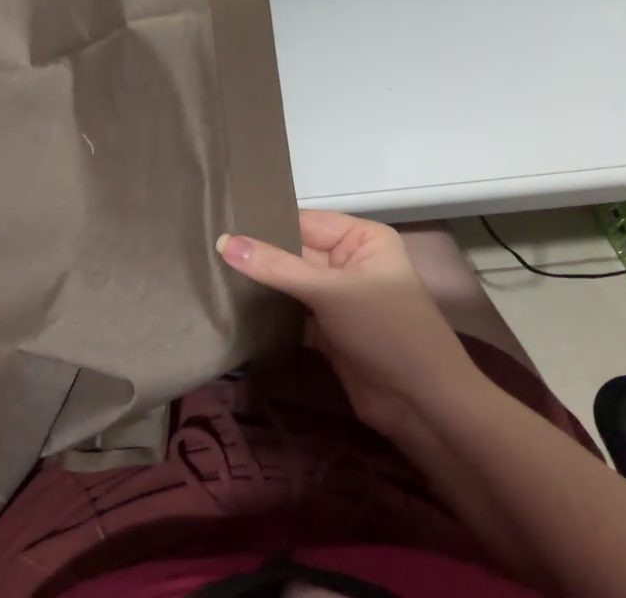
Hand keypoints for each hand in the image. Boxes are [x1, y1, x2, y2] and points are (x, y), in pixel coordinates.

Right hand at [218, 211, 481, 436]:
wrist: (421, 404)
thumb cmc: (386, 331)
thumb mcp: (330, 291)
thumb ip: (275, 267)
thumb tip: (221, 241)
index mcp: (361, 238)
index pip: (302, 221)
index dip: (263, 225)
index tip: (216, 225)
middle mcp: (349, 261)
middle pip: (293, 251)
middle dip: (255, 255)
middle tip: (203, 250)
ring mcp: (337, 296)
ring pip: (288, 282)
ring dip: (257, 284)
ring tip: (208, 274)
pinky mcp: (325, 328)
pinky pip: (290, 310)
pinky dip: (266, 310)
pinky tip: (229, 304)